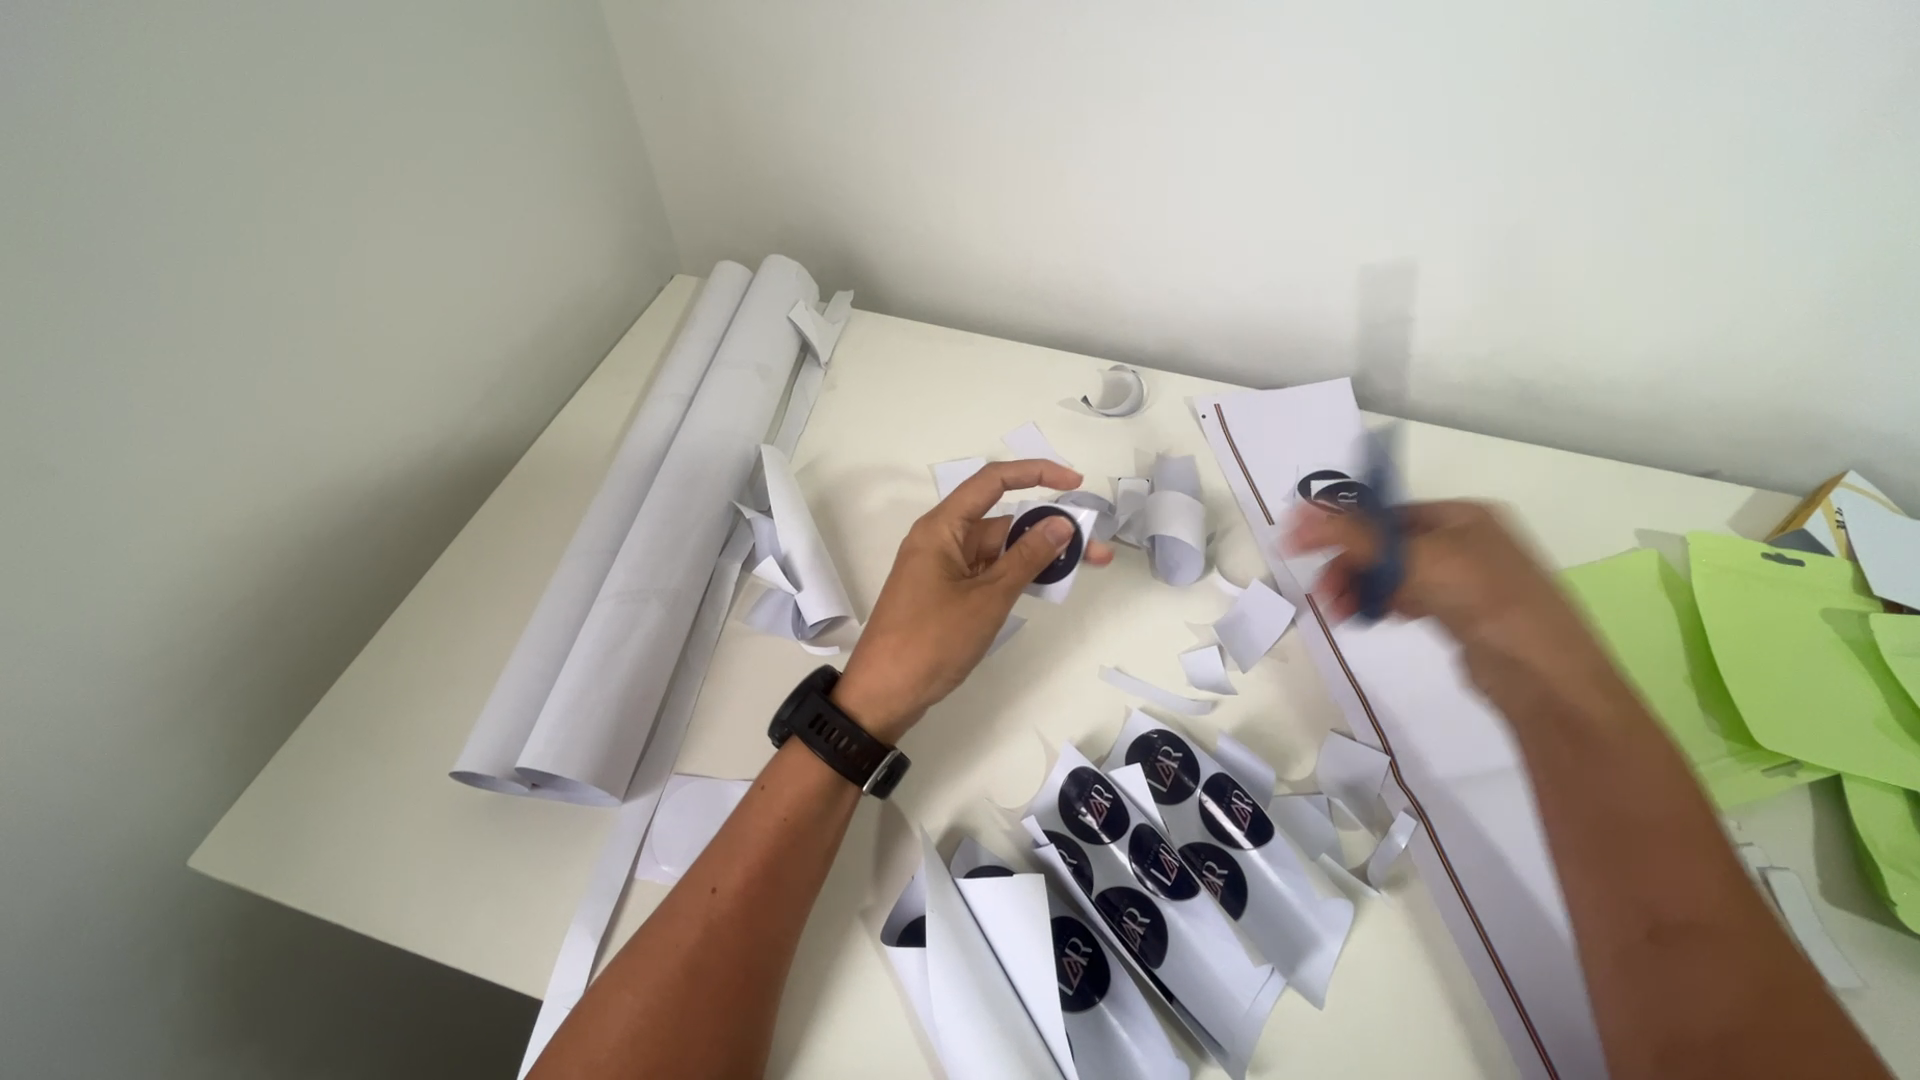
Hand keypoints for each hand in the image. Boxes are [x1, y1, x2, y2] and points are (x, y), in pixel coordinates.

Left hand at [834, 460, 1113, 742]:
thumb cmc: (932, 640)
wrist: (884, 694)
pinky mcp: (946, 594)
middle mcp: (942, 540)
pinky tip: (1047, 585)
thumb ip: (1027, 558)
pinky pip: (988, 573)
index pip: (992, 481)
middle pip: (1002, 520)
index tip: (1075, 483)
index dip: (1036, 474)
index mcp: (942, 528)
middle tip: (1095, 549)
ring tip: (1083, 568)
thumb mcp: (988, 598)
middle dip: (1049, 529)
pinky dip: (1016, 576)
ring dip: (1037, 556)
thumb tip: (1060, 523)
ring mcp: (943, 569)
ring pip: (999, 550)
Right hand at [1284, 499, 1611, 688]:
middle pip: (1385, 544)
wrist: (1542, 675)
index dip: (1342, 527)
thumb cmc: (1482, 600)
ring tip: (1340, 613)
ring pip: (1392, 575)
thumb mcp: (1415, 559)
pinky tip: (1366, 620)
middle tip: (1323, 594)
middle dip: (1349, 566)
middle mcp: (1464, 541)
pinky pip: (1406, 599)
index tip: (1303, 548)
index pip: (1386, 512)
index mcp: (1462, 516)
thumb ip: (1355, 536)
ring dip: (1359, 589)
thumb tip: (1298, 515)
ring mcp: (1463, 580)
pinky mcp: (1458, 614)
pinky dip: (1381, 606)